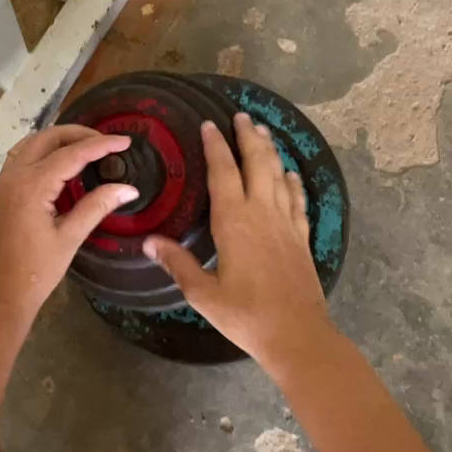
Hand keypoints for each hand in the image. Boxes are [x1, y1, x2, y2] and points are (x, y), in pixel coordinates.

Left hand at [0, 125, 139, 322]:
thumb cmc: (35, 271)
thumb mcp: (70, 238)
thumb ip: (97, 207)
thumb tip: (129, 188)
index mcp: (32, 186)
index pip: (72, 154)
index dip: (101, 145)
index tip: (125, 141)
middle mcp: (14, 175)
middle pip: (48, 138)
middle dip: (79, 134)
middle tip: (107, 143)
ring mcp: (4, 181)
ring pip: (32, 143)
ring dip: (59, 140)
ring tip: (88, 149)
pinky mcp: (1, 190)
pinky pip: (22, 156)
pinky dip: (44, 151)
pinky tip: (62, 164)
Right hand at [144, 113, 337, 367]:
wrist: (297, 335)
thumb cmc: (245, 315)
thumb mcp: (202, 293)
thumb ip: (177, 263)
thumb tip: (149, 242)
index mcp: (234, 221)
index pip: (223, 172)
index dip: (216, 145)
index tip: (209, 124)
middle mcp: (262, 213)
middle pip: (257, 163)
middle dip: (248, 136)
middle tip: (242, 115)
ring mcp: (286, 224)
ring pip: (279, 175)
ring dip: (270, 151)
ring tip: (263, 132)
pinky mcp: (301, 238)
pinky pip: (297, 200)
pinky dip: (293, 182)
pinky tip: (291, 174)